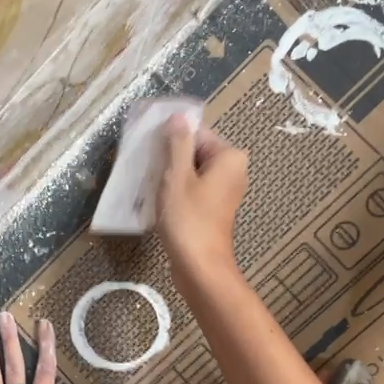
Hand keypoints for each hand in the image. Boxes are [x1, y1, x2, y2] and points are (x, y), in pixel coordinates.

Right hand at [157, 114, 248, 272]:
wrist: (199, 267)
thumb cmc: (188, 220)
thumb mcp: (177, 176)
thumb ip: (177, 143)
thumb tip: (178, 116)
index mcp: (229, 156)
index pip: (195, 134)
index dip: (170, 143)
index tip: (150, 157)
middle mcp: (233, 170)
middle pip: (194, 153)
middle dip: (170, 163)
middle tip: (149, 177)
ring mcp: (225, 192)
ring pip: (191, 174)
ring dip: (170, 181)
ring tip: (153, 193)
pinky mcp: (214, 210)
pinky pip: (193, 192)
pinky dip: (177, 196)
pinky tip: (161, 207)